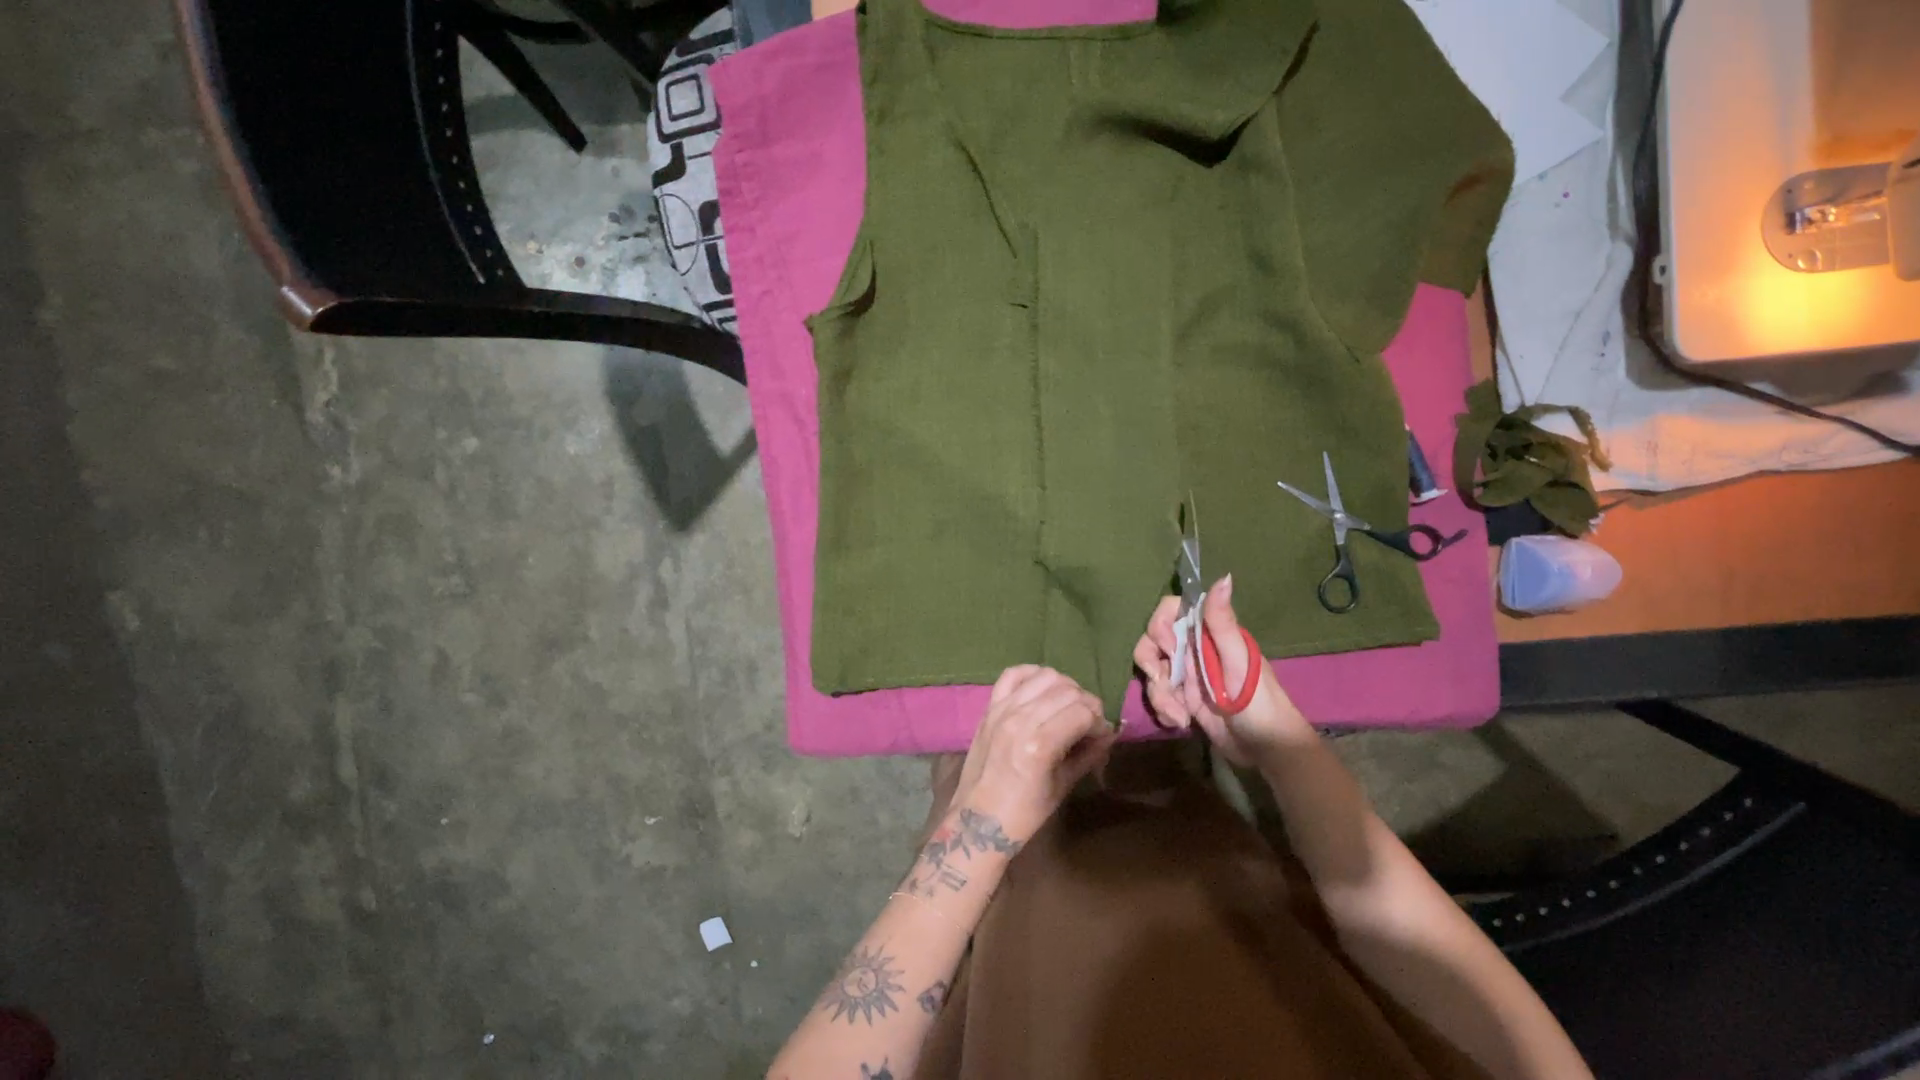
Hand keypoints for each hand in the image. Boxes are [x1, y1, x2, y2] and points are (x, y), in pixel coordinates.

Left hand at [947, 666, 1118, 843]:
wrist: (977, 819)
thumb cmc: (1023, 812)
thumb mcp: (1062, 786)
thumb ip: (1088, 754)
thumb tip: (1110, 734)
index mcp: (1039, 744)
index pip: (1084, 711)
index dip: (1100, 721)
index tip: (1102, 735)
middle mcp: (1020, 719)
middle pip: (1068, 690)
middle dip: (1087, 704)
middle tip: (1090, 724)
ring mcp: (1002, 709)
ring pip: (1045, 677)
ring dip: (1065, 688)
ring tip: (1068, 707)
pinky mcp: (989, 706)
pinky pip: (1013, 674)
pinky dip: (1032, 674)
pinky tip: (1043, 689)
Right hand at [1132, 574, 1306, 766]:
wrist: (1266, 750)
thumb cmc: (1259, 701)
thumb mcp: (1239, 660)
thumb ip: (1223, 622)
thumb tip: (1225, 576)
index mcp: (1209, 634)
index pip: (1171, 611)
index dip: (1160, 626)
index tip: (1169, 648)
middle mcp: (1194, 650)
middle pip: (1152, 641)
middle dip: (1152, 664)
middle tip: (1166, 683)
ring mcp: (1187, 675)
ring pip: (1153, 672)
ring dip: (1160, 695)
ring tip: (1181, 715)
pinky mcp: (1182, 699)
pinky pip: (1159, 696)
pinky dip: (1165, 710)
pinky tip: (1182, 722)